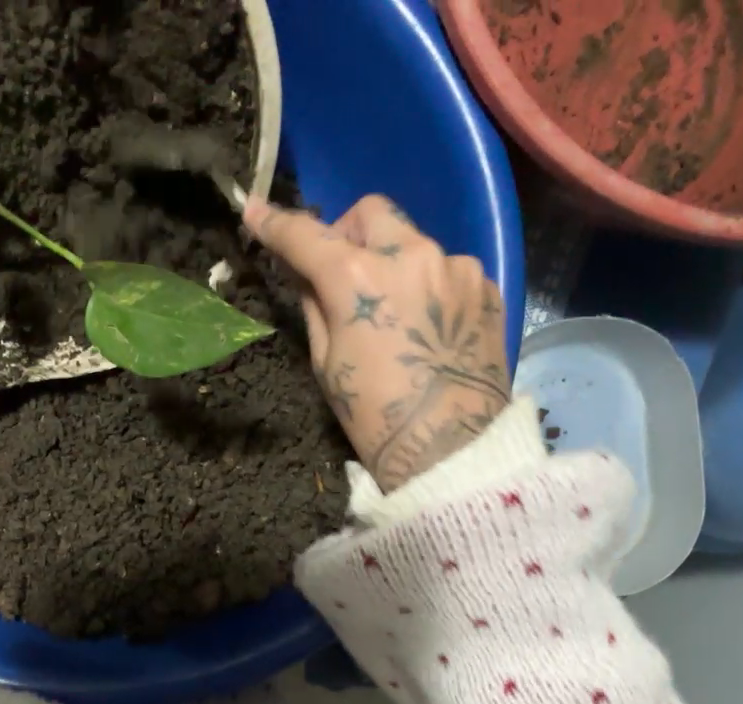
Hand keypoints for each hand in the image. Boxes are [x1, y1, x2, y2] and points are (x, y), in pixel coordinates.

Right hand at [245, 196, 510, 491]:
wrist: (453, 451)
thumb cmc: (375, 417)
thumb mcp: (326, 364)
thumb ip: (314, 306)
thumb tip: (307, 275)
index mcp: (358, 278)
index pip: (306, 236)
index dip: (275, 224)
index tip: (255, 212)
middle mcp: (411, 255)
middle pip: (370, 213)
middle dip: (348, 233)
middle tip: (342, 271)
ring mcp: (456, 267)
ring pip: (413, 241)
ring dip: (394, 263)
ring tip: (395, 313)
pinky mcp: (487, 287)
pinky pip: (447, 269)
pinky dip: (429, 286)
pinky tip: (429, 329)